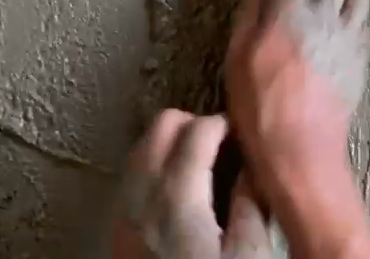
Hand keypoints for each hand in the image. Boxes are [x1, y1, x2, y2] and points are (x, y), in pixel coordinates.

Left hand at [112, 110, 269, 258]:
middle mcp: (142, 195)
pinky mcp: (116, 234)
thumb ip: (250, 204)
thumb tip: (254, 167)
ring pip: (142, 147)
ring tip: (201, 165)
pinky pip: (132, 178)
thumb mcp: (249, 258)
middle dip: (194, 123)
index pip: (199, 130)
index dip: (225, 123)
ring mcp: (123, 214)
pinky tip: (177, 192)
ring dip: (171, 143)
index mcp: (177, 196)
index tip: (244, 135)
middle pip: (162, 126)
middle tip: (222, 145)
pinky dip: (154, 168)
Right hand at [225, 0, 369, 256]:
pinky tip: (339, 32)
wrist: (302, 151)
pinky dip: (353, 16)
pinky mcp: (360, 58)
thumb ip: (247, 16)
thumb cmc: (259, 106)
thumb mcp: (237, 59)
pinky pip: (363, 23)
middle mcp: (322, 14)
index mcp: (288, 10)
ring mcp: (346, 36)